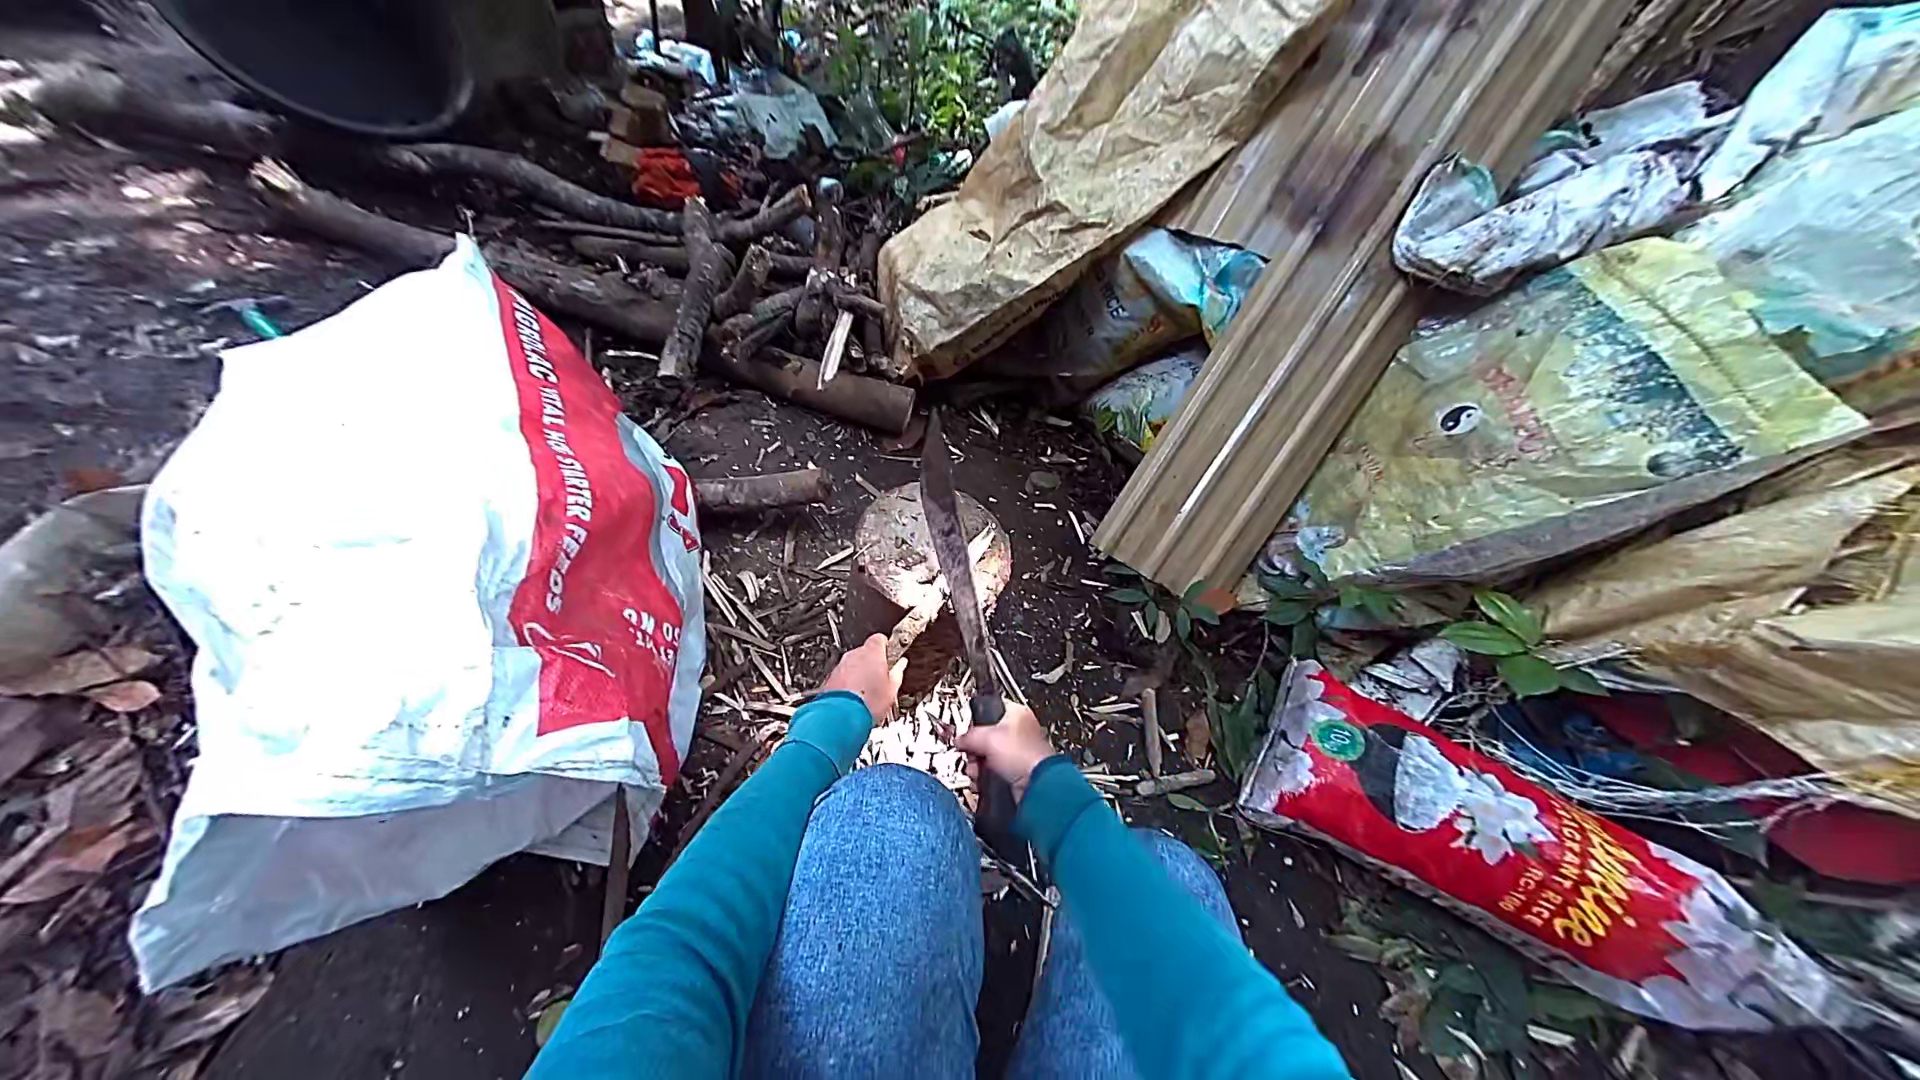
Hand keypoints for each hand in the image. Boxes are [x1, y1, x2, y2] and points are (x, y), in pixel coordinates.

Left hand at [818, 634, 906, 722]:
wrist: (840, 717)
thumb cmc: (867, 702)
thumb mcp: (892, 688)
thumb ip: (897, 672)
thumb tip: (900, 666)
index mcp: (872, 652)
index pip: (880, 638)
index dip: (887, 646)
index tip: (891, 656)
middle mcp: (854, 655)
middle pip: (866, 652)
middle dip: (873, 663)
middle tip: (881, 679)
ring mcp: (841, 666)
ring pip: (853, 664)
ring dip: (860, 673)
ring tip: (867, 692)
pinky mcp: (831, 678)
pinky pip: (843, 676)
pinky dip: (848, 683)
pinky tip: (855, 697)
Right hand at [955, 702, 1054, 800]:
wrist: (1035, 787)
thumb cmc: (1023, 755)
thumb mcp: (987, 737)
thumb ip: (968, 735)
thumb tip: (959, 739)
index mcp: (1016, 713)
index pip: (990, 708)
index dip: (975, 719)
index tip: (966, 729)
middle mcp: (1018, 732)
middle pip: (985, 735)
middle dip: (974, 748)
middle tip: (971, 753)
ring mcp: (1016, 753)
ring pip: (986, 755)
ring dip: (977, 764)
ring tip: (976, 769)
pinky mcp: (1014, 772)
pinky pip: (991, 771)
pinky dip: (984, 776)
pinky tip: (982, 780)